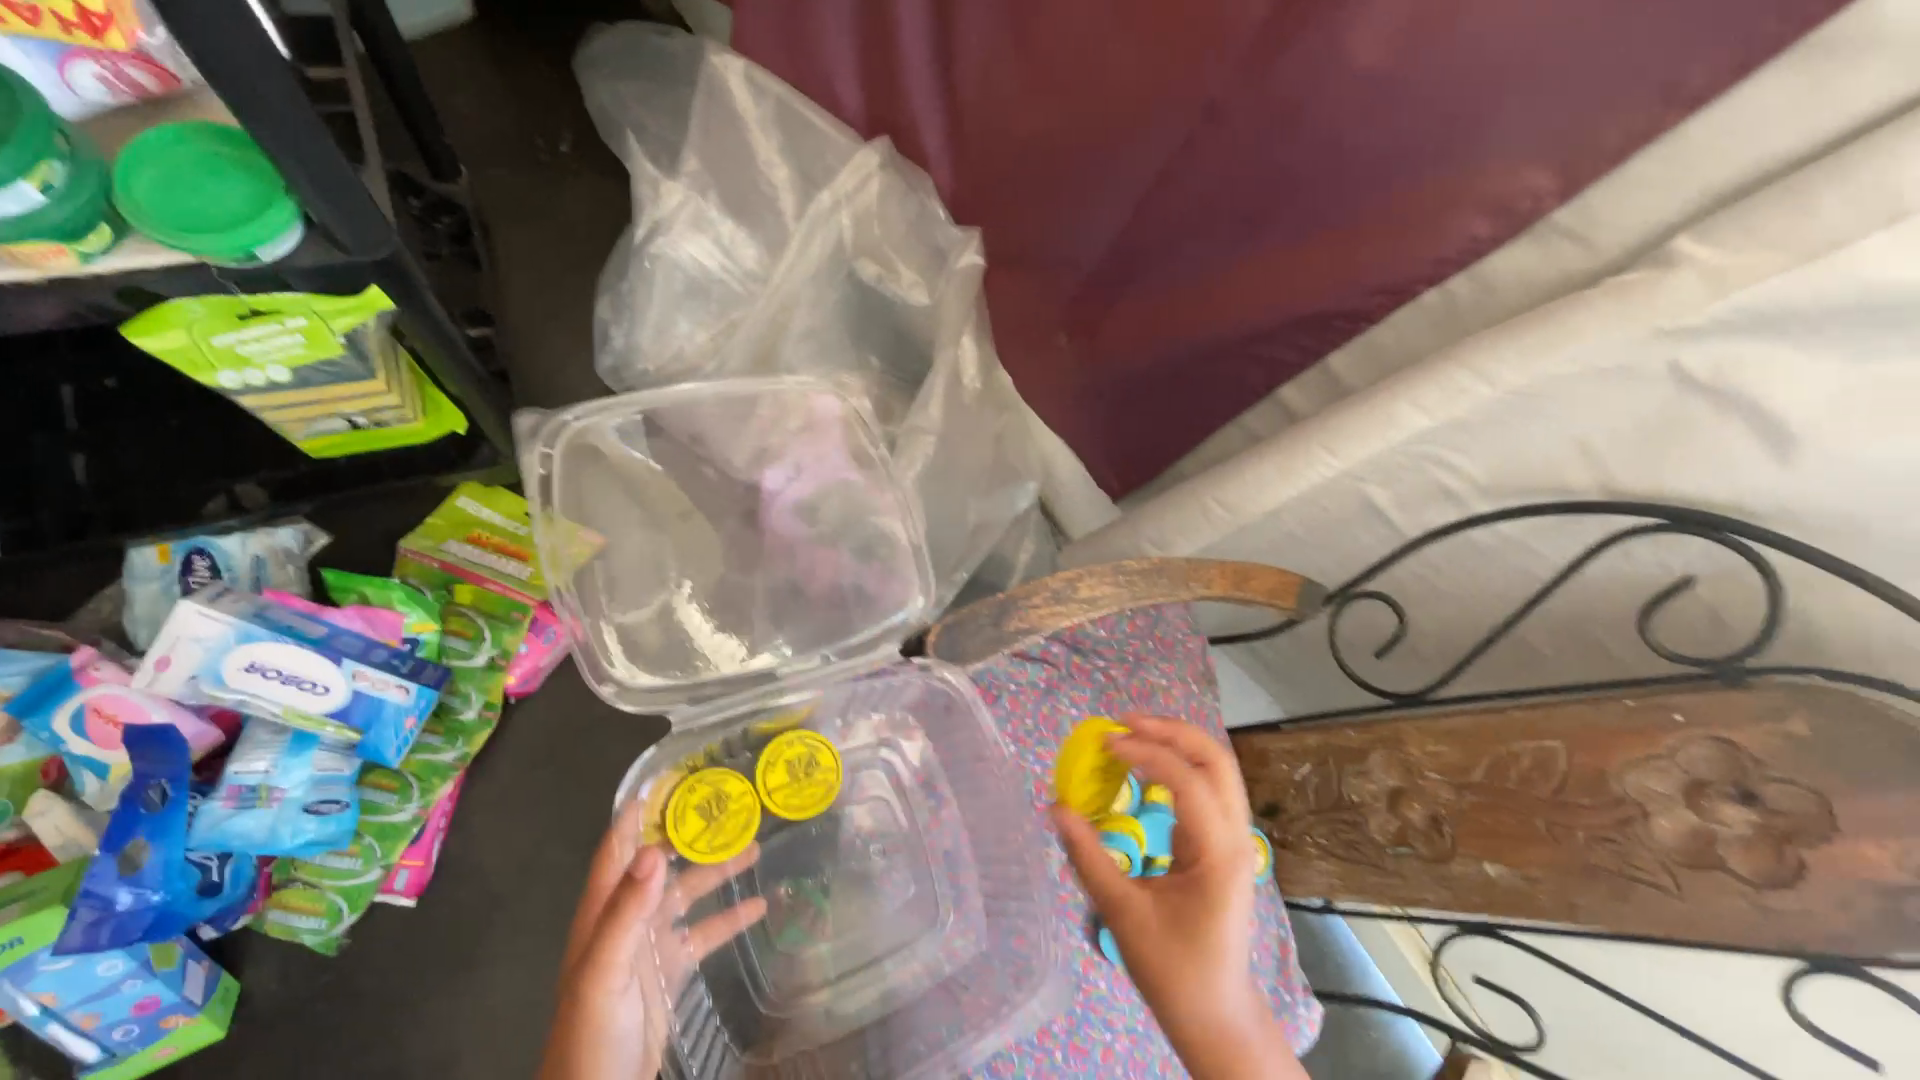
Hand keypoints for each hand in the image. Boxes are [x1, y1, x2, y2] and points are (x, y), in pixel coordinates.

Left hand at [540, 799, 767, 1079]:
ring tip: (754, 845)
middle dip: (689, 834)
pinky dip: (728, 918)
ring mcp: (648, 947)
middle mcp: (625, 920)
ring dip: (716, 871)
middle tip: (728, 804)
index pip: (619, 849)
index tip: (671, 779)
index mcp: (602, 914)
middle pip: (660, 865)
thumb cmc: (591, 1033)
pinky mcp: (670, 972)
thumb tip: (654, 850)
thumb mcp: (605, 973)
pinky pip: (702, 934)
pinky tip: (760, 905)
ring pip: (686, 895)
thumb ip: (626, 914)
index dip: (640, 813)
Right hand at [1051, 714, 1303, 1079]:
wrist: (1215, 1013)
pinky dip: (1176, 767)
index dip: (1145, 752)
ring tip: (1130, 734)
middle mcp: (1236, 836)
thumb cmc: (1172, 970)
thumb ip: (1088, 856)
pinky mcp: (1222, 845)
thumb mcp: (1122, 914)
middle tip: (1121, 723)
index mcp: (1218, 852)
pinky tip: (1144, 768)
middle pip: (1215, 759)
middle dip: (1169, 731)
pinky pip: (1205, 789)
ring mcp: (1235, 839)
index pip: (1186, 779)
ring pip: (1216, 769)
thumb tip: (1056, 808)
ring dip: (1175, 744)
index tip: (1104, 744)